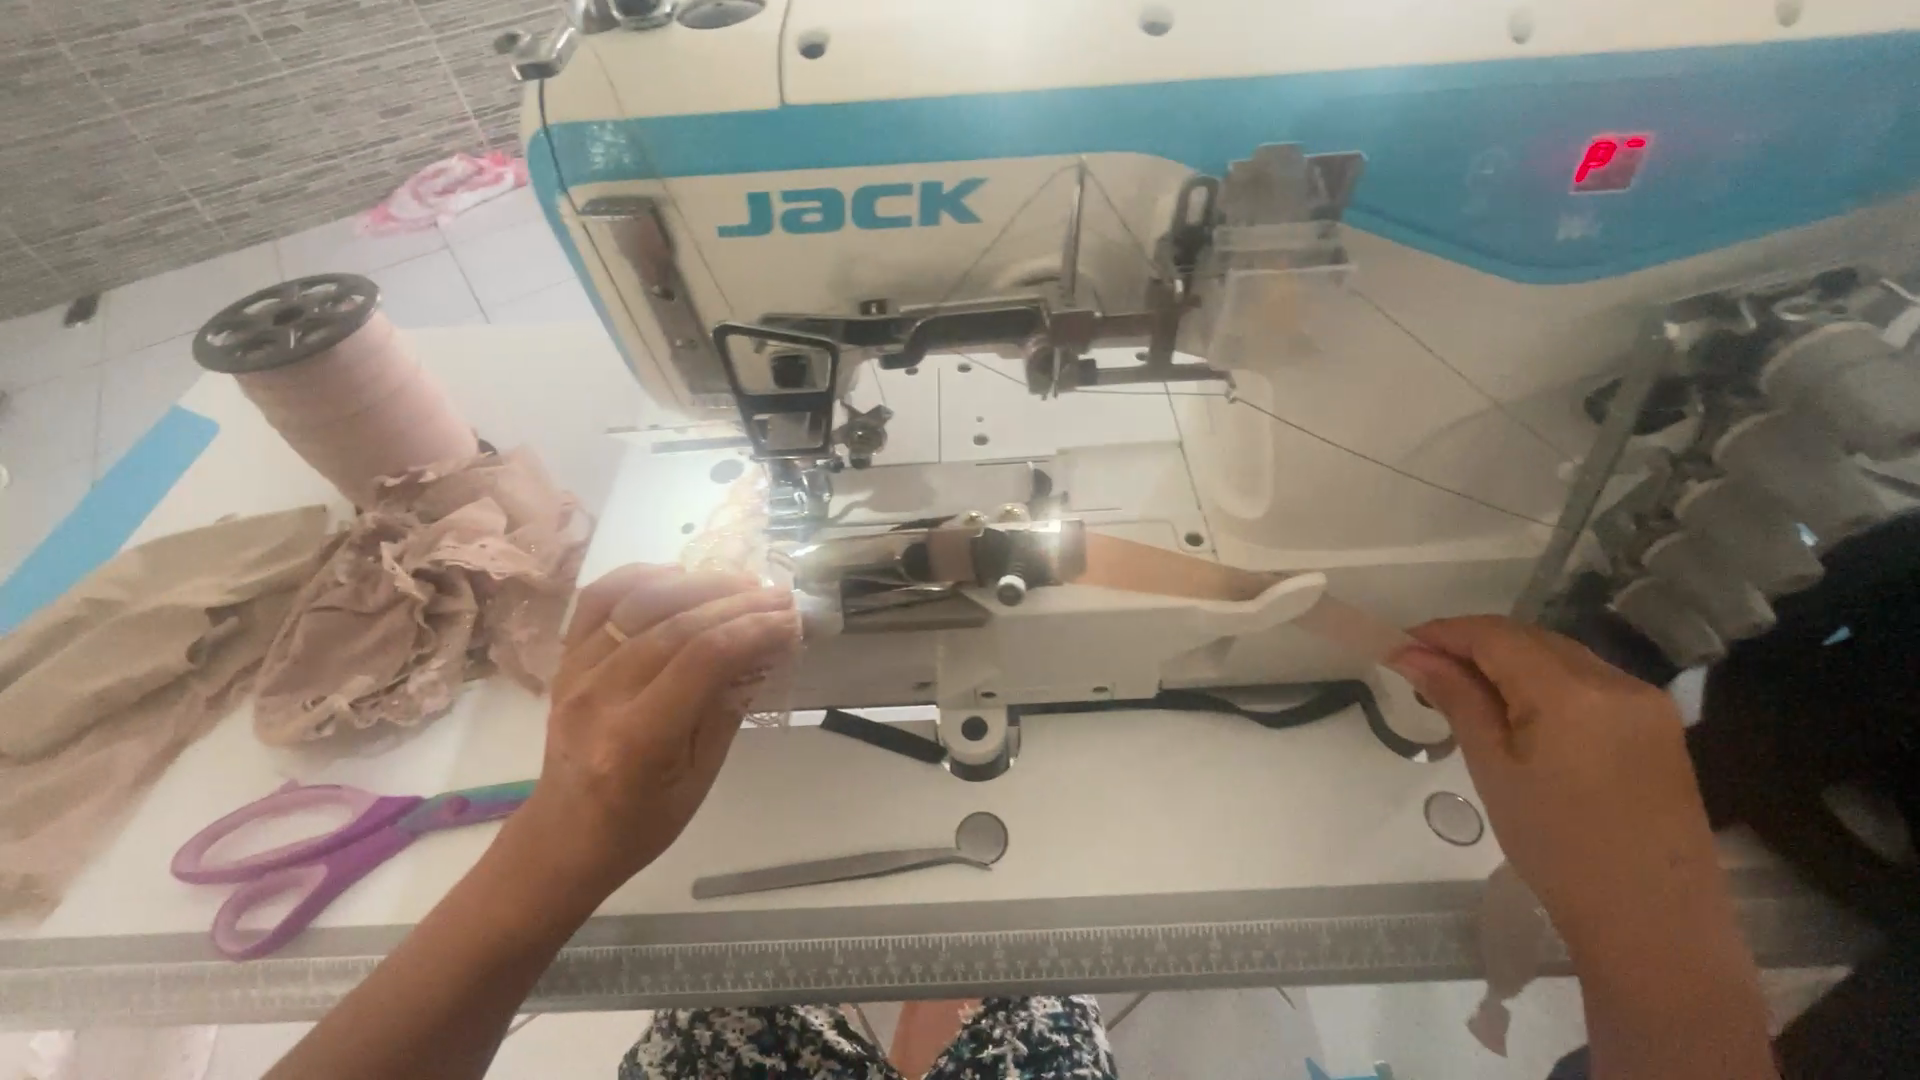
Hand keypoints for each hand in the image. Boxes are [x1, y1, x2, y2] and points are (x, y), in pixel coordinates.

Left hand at [511, 564, 799, 893]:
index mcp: (637, 740)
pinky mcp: (564, 659)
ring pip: (641, 601)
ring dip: (700, 584)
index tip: (792, 620)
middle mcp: (599, 696)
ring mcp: (575, 672)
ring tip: (742, 584)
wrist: (566, 835)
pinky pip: (599, 598)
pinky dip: (642, 576)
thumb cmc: (643, 821)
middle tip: (780, 597)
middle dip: (739, 603)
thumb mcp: (703, 775)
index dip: (755, 630)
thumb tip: (768, 647)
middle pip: (677, 624)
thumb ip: (730, 705)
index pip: (705, 659)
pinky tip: (680, 576)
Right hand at [1388, 616, 1721, 950]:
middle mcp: (1616, 681)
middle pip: (1527, 638)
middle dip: (1470, 644)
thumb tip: (1411, 654)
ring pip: (1557, 655)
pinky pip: (1586, 680)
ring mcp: (1644, 701)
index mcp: (1572, 691)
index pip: (1494, 635)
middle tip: (1419, 669)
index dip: (1441, 633)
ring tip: (1458, 688)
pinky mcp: (1656, 724)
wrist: (1652, 920)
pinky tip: (1513, 708)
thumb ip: (1455, 698)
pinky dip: (1540, 680)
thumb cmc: (1556, 845)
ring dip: (1504, 660)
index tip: (1396, 647)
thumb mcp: (1492, 767)